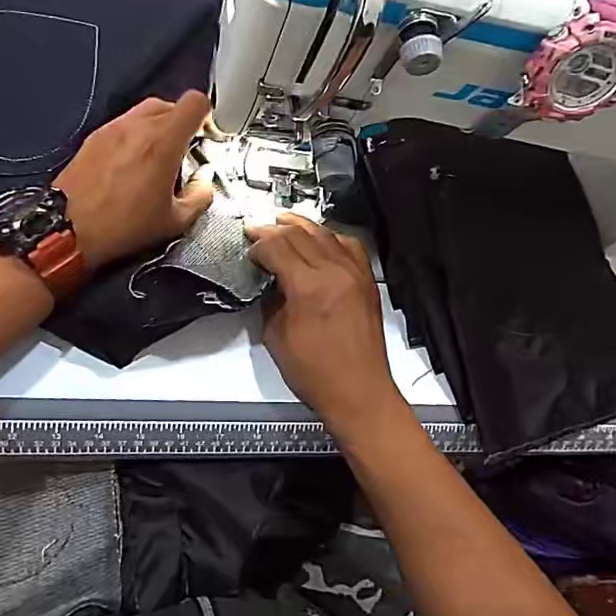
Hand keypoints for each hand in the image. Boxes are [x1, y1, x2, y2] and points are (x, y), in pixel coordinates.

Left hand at [54, 91, 215, 270]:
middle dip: (182, 125)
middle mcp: (137, 125)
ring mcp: (112, 128)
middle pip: (171, 105)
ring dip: (157, 129)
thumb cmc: (120, 226)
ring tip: (156, 161)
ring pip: (145, 113)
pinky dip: (134, 136)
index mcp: (163, 140)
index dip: (208, 117)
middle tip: (183, 153)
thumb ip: (200, 197)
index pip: (195, 102)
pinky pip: (123, 125)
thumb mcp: (174, 221)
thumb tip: (204, 183)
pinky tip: (131, 165)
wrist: (67, 229)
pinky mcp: (94, 137)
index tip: (206, 137)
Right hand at [246, 215, 404, 431]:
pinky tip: (318, 238)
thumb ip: (270, 299)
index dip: (258, 244)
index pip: (277, 246)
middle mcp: (335, 272)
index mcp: (308, 287)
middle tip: (257, 231)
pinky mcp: (366, 281)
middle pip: (298, 233)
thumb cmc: (316, 373)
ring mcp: (355, 274)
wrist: (360, 393)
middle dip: (273, 230)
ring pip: (324, 233)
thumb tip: (269, 280)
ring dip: (300, 226)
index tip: (249, 249)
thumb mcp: (275, 335)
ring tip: (282, 222)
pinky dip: (329, 236)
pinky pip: (348, 245)